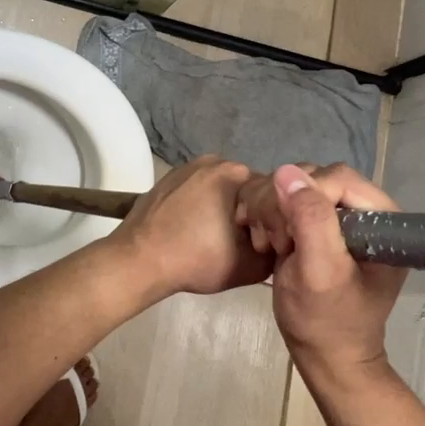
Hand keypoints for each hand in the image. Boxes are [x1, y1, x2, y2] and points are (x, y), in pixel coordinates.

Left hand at [113, 156, 269, 296]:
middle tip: (244, 242)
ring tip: (217, 237)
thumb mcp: (252, 265)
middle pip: (245, 188)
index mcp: (235, 173)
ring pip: (220, 189)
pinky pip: (196, 190)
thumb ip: (279, 250)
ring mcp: (186, 167)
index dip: (274, 221)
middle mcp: (212, 160)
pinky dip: (201, 205)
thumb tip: (285, 242)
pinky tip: (195, 229)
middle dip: (249, 212)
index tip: (265, 243)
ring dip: (224, 208)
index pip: (272, 193)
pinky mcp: (167, 179)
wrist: (139, 259)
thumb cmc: (196, 259)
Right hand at [237, 163, 406, 378]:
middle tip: (275, 243)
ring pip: (291, 184)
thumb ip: (310, 220)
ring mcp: (336, 216)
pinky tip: (262, 239)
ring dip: (267, 210)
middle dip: (281, 204)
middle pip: (311, 176)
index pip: (336, 177)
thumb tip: (287, 172)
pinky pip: (280, 196)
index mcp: (381, 220)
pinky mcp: (312, 223)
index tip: (288, 235)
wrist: (323, 354)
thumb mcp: (318, 272)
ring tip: (269, 244)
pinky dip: (261, 213)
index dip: (304, 196)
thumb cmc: (326, 321)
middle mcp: (362, 211)